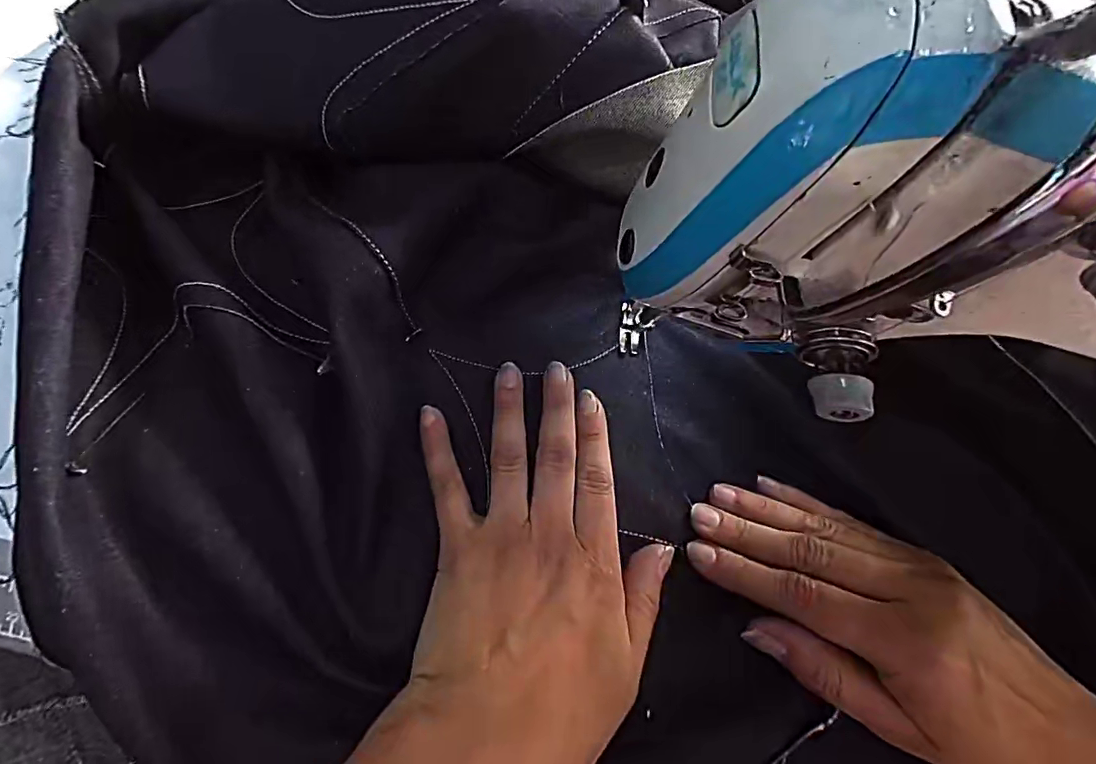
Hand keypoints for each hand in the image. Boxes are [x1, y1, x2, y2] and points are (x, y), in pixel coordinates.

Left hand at [351, 362, 675, 763]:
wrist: (480, 744)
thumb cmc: (560, 712)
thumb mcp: (626, 663)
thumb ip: (645, 597)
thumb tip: (663, 547)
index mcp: (592, 560)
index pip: (599, 478)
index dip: (596, 434)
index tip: (591, 400)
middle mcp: (549, 535)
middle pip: (557, 456)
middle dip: (556, 407)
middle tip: (555, 370)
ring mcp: (501, 537)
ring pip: (507, 458)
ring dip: (507, 411)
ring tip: (508, 374)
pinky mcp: (457, 551)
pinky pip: (447, 490)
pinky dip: (438, 450)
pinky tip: (432, 417)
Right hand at [686, 478, 1095, 763]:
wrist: (1075, 739)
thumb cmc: (984, 752)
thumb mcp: (903, 731)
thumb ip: (827, 672)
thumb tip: (759, 630)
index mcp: (901, 636)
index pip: (804, 591)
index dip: (747, 570)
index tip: (703, 550)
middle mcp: (907, 585)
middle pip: (812, 548)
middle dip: (750, 529)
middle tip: (703, 509)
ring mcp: (919, 564)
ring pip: (831, 527)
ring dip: (773, 508)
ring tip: (729, 493)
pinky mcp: (926, 557)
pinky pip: (858, 524)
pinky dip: (814, 504)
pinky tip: (782, 490)